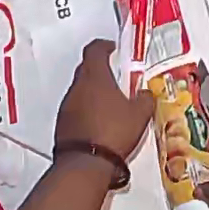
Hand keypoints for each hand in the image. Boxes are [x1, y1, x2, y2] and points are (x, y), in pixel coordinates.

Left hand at [54, 40, 152, 159]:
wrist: (86, 163)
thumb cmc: (114, 133)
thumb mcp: (140, 115)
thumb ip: (145, 98)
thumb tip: (146, 93)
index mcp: (95, 77)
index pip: (94, 50)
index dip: (104, 46)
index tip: (113, 48)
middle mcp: (77, 87)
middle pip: (86, 68)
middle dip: (100, 70)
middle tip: (116, 77)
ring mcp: (67, 105)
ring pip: (80, 90)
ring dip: (93, 92)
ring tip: (111, 104)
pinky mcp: (62, 123)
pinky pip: (75, 109)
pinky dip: (86, 110)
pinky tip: (100, 123)